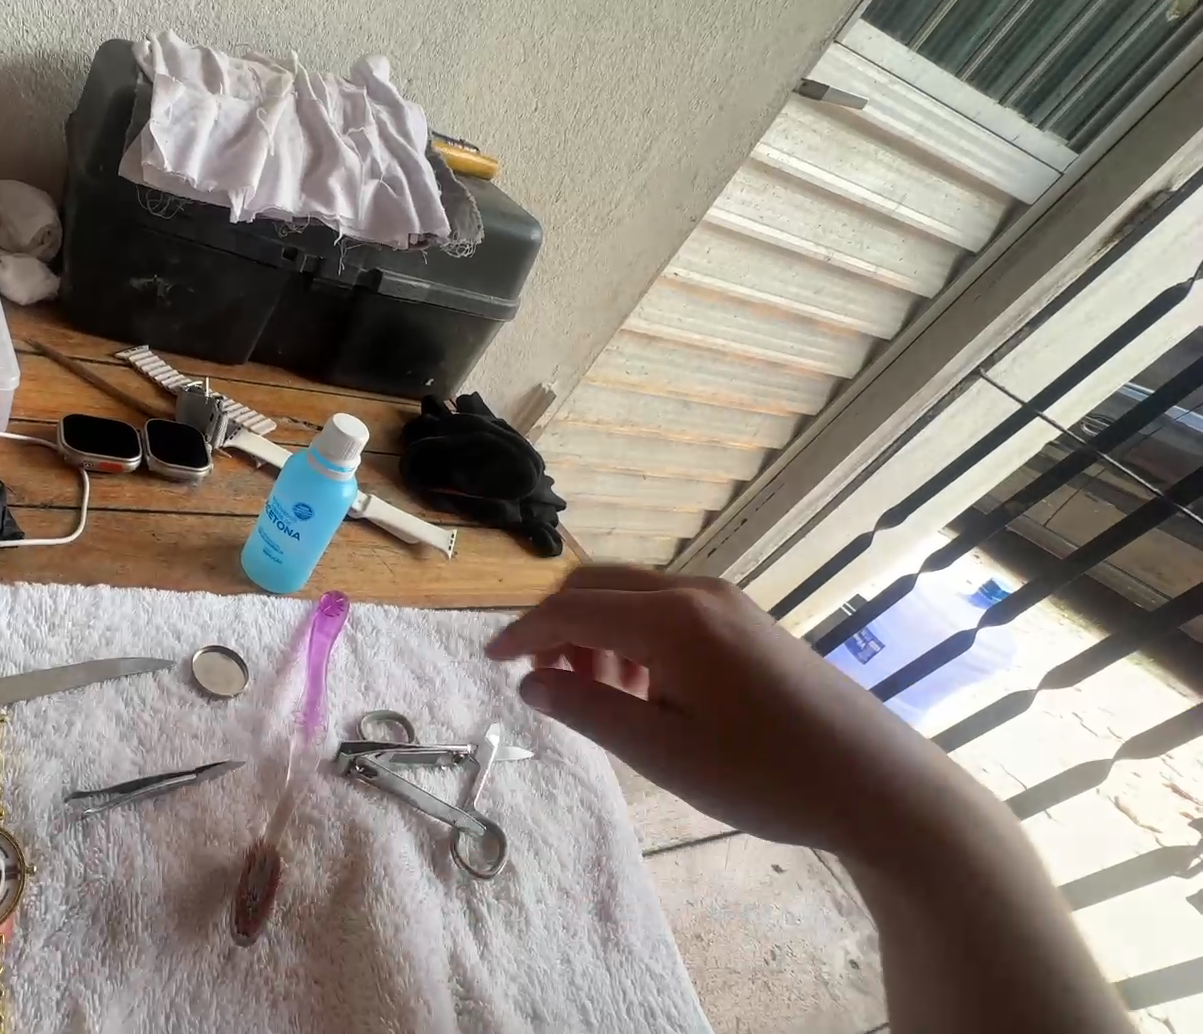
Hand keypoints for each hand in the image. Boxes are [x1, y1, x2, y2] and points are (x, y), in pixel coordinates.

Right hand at [486, 565, 992, 870]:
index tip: (490, 660)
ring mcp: (724, 600)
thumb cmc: (768, 777)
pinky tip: (646, 685)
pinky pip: (664, 607)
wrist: (888, 791)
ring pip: (628, 594)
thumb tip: (530, 683)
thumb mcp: (662, 753)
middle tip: (547, 680)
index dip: (522, 633)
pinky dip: (631, 635)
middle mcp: (694, 593)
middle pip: (594, 587)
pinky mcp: (744, 617)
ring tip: (601, 692)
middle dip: (557, 627)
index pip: (569, 610)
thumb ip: (586, 708)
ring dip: (595, 631)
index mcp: (671, 619)